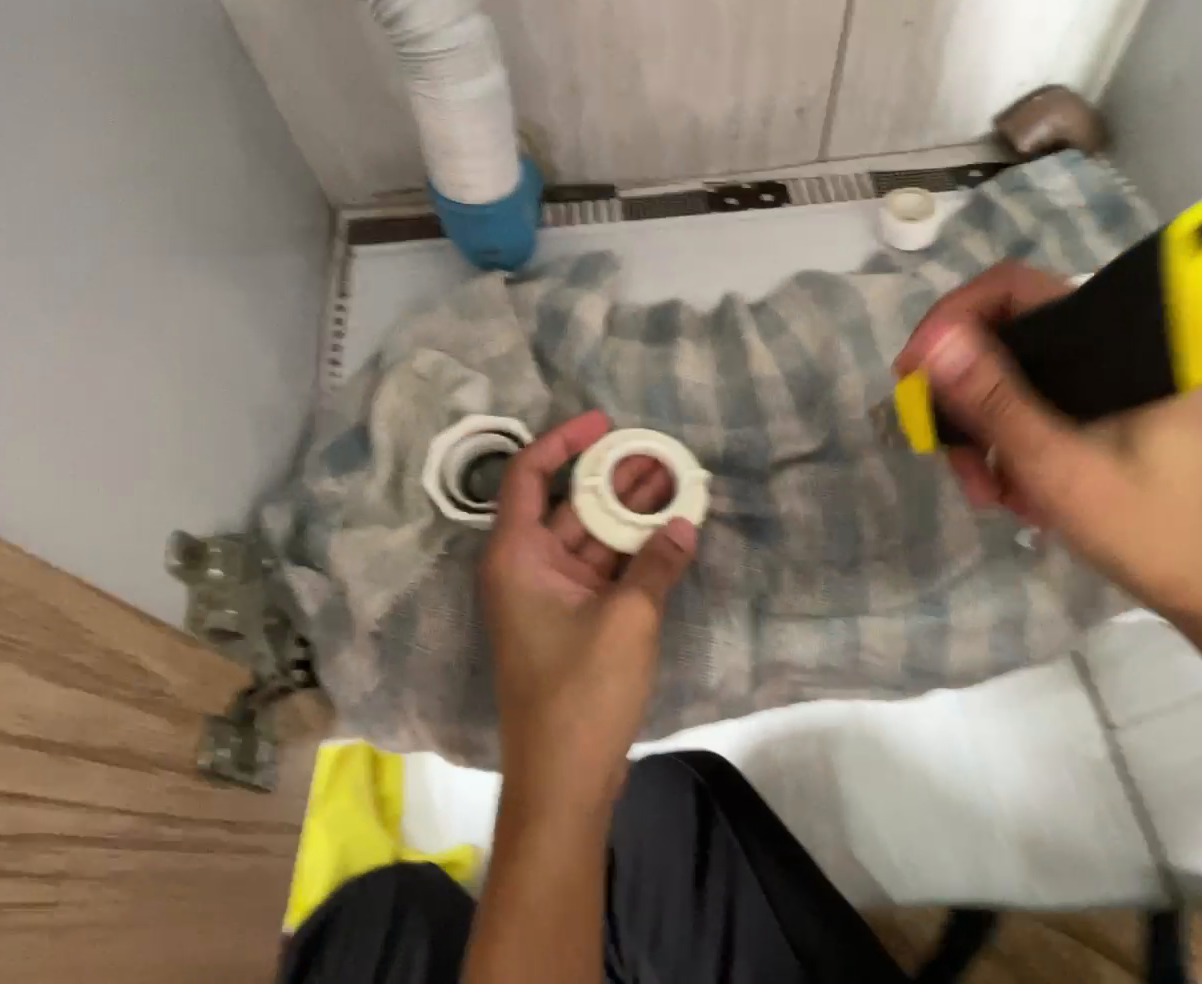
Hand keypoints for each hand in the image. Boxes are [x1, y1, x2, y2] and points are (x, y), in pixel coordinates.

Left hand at [478, 411, 698, 810]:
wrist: (563, 779)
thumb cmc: (582, 691)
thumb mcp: (628, 619)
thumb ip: (658, 564)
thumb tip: (685, 525)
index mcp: (516, 556)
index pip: (527, 475)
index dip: (564, 441)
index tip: (607, 422)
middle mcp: (526, 568)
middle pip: (568, 505)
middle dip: (615, 478)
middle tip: (663, 454)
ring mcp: (548, 597)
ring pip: (590, 538)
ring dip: (629, 515)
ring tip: (676, 483)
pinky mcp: (571, 623)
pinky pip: (601, 571)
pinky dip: (631, 553)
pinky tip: (669, 535)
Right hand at [893, 262, 1201, 632]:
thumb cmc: (1154, 529)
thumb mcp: (1058, 466)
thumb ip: (994, 400)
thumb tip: (932, 341)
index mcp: (1115, 342)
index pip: (1012, 290)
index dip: (950, 320)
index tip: (912, 375)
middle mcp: (1114, 353)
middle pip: (1009, 346)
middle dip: (966, 403)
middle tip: (952, 462)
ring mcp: (1115, 390)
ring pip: (1020, 390)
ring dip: (988, 440)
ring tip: (993, 499)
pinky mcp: (1114, 423)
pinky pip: (1043, 420)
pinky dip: (1017, 456)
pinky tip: (1021, 502)